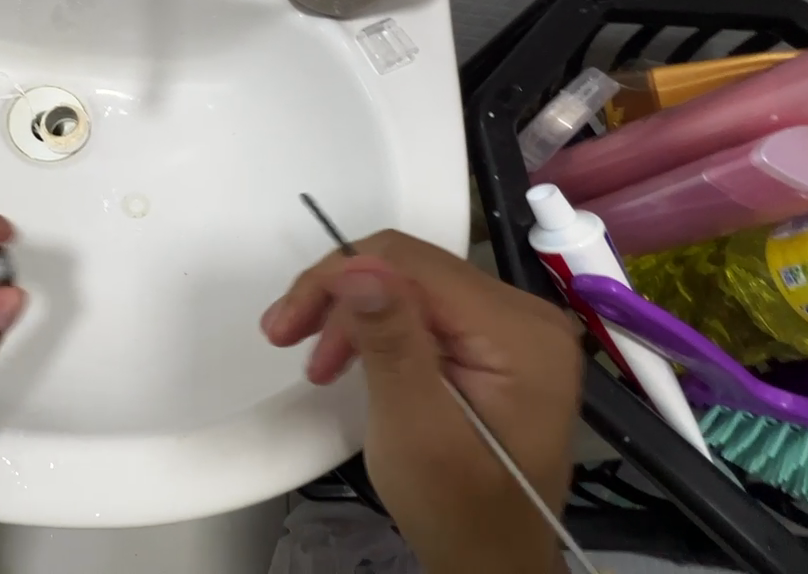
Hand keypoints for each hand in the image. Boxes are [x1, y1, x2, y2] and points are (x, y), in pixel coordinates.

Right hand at [262, 231, 581, 573]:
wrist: (488, 562)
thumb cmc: (456, 509)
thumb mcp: (416, 430)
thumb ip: (391, 342)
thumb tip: (358, 269)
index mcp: (519, 331)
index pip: (410, 263)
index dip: (339, 276)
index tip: (289, 320)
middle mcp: (522, 313)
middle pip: (404, 267)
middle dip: (337, 295)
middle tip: (285, 333)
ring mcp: (508, 323)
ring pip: (402, 280)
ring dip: (347, 311)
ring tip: (315, 360)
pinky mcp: (487, 336)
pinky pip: (413, 303)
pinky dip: (368, 323)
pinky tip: (344, 354)